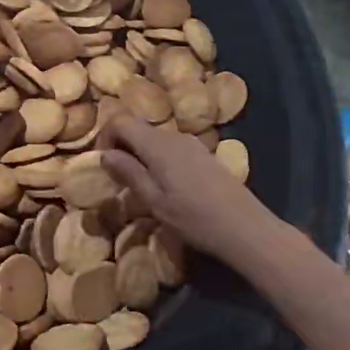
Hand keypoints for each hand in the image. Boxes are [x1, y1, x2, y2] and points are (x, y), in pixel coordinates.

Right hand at [99, 116, 287, 268]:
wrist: (245, 228)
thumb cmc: (195, 219)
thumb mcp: (155, 202)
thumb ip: (129, 173)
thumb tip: (105, 154)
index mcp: (158, 145)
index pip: (121, 120)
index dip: (106, 136)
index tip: (103, 163)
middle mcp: (174, 136)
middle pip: (138, 127)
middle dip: (122, 146)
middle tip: (118, 178)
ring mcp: (191, 143)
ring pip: (154, 138)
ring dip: (140, 154)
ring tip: (140, 185)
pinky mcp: (203, 154)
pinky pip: (170, 147)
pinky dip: (157, 158)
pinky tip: (165, 186)